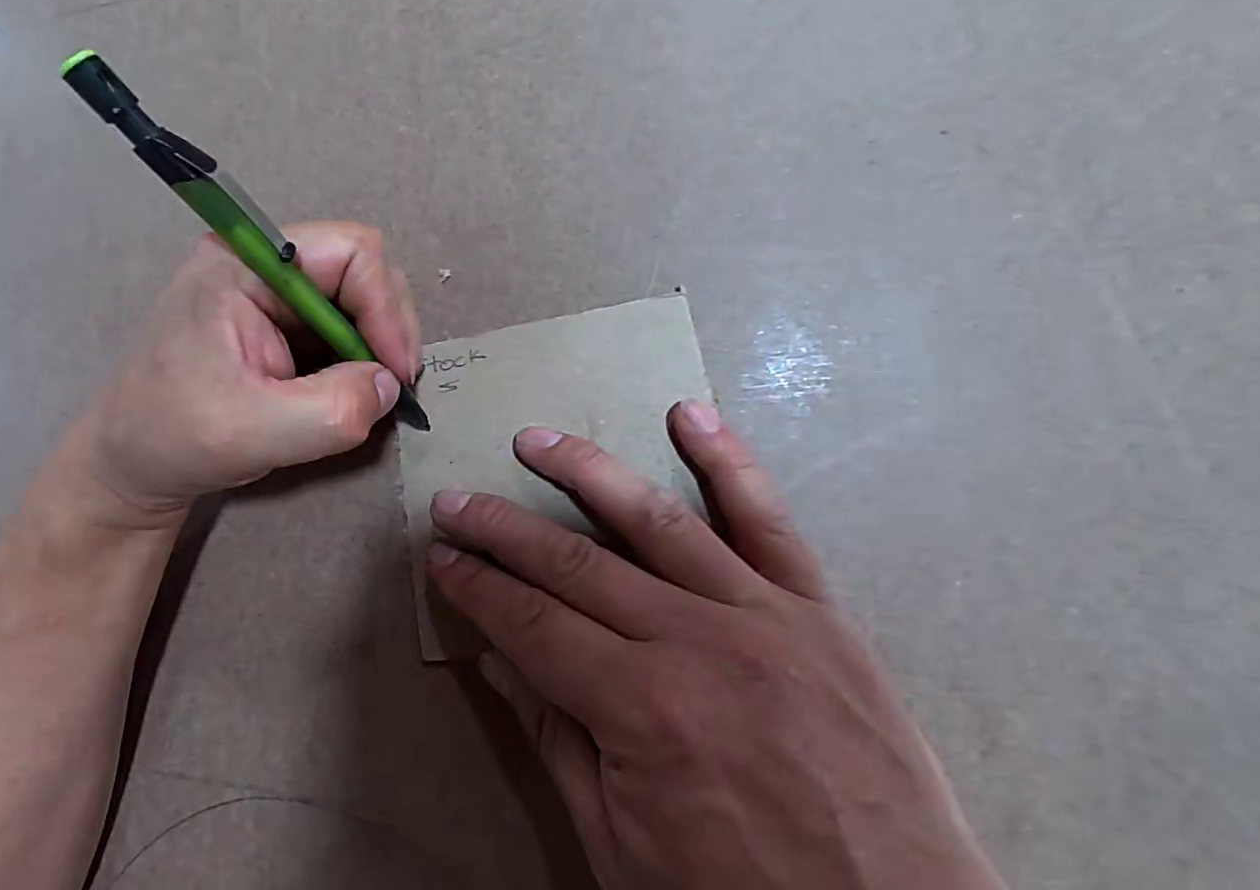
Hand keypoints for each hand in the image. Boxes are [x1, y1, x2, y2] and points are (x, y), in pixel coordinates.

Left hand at [51, 221, 420, 524]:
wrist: (134, 460)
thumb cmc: (173, 437)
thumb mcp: (253, 431)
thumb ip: (332, 410)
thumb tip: (389, 386)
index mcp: (243, 264)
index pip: (348, 252)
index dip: (385, 307)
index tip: (396, 371)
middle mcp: (262, 264)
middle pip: (361, 268)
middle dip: (386, 326)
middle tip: (392, 384)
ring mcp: (272, 292)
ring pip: (358, 297)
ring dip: (376, 345)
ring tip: (373, 391)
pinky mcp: (280, 321)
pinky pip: (342, 324)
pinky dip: (361, 357)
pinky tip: (353, 389)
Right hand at [425, 402, 1004, 889]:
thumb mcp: (619, 845)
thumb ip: (553, 736)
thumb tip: (494, 658)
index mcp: (642, 711)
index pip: (530, 622)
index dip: (477, 587)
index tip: (441, 557)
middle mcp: (696, 645)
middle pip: (572, 562)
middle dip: (500, 527)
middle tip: (454, 500)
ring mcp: (763, 617)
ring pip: (654, 519)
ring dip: (584, 471)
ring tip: (535, 440)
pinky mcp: (818, 613)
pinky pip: (768, 521)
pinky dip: (729, 462)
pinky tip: (689, 415)